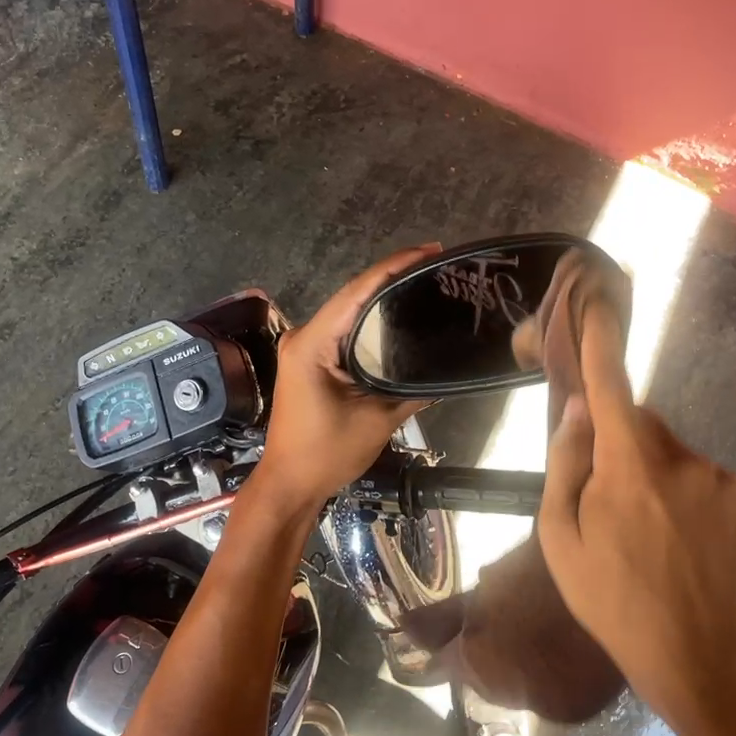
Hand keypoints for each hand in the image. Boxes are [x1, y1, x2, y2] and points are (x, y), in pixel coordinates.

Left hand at [259, 245, 440, 506]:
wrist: (290, 485)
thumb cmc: (326, 453)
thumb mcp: (377, 420)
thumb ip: (411, 390)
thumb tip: (445, 372)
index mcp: (312, 344)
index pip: (357, 292)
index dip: (394, 267)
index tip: (430, 250)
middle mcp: (303, 337)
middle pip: (352, 296)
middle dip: (393, 277)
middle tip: (436, 266)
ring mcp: (304, 348)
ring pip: (348, 312)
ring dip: (382, 298)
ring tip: (424, 283)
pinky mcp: (310, 362)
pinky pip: (344, 331)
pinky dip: (370, 322)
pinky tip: (397, 316)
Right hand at [535, 299, 735, 733]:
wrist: (692, 653)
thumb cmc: (609, 597)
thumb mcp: (558, 537)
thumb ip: (566, 464)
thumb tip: (579, 409)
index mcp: (629, 469)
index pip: (611, 389)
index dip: (601, 344)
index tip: (598, 302)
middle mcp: (682, 460)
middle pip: (639, 423)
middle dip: (618, 445)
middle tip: (604, 502)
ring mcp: (722, 479)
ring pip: (669, 451)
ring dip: (649, 471)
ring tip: (643, 530)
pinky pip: (698, 473)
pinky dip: (680, 490)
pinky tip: (676, 536)